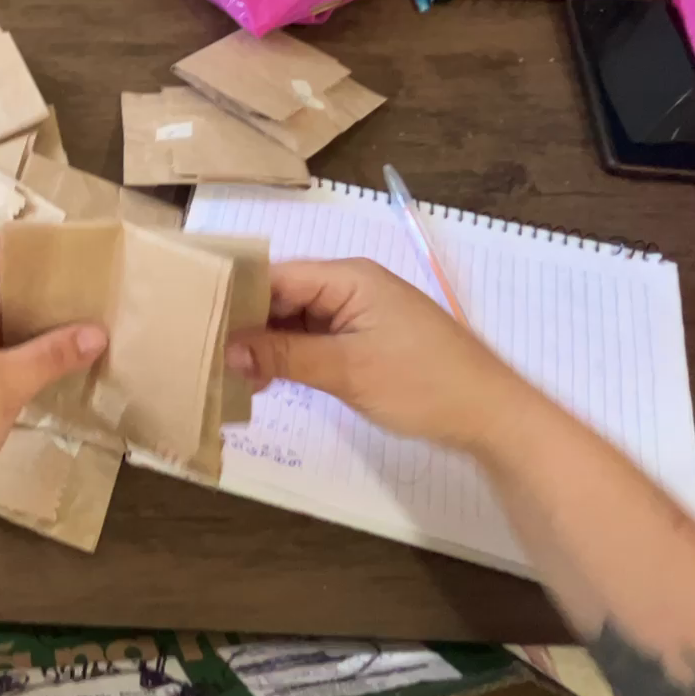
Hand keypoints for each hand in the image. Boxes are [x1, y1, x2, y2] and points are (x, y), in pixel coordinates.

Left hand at [0, 243, 107, 523]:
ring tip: (94, 321)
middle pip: (5, 294)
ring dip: (47, 328)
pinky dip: (42, 362)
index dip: (19, 249)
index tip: (63, 250)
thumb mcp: (3, 380)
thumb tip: (99, 331)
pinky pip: (16, 366)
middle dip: (45, 289)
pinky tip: (75, 366)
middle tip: (92, 286)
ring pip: (14, 333)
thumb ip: (51, 354)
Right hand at [224, 259, 543, 453]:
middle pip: (283, 297)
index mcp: (348, 277)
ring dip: (266, 345)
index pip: (277, 277)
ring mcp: (356, 315)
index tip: (201, 324)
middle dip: (248, 325)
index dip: (238, 298)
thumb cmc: (423, 384)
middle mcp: (349, 287)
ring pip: (295, 321)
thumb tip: (225, 348)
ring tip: (229, 371)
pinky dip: (288, 357)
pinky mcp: (361, 341)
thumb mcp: (346, 369)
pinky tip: (262, 378)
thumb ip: (282, 355)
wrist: (494, 419)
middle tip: (209, 355)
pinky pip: (312, 340)